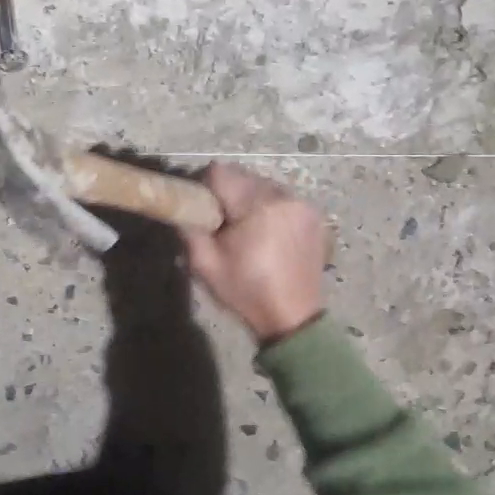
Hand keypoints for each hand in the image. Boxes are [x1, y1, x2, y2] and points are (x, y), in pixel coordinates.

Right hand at [182, 164, 329, 343]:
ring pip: (261, 185)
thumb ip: (187, 225)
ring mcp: (304, 206)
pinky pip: (280, 199)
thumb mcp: (203, 262)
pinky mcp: (315, 217)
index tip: (202, 211)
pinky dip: (268, 209)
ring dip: (248, 200)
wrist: (293, 321)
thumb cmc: (246, 291)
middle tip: (221, 224)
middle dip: (227, 194)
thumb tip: (179, 203)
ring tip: (244, 230)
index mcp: (259, 205)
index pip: (219, 172)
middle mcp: (285, 197)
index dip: (204, 188)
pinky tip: (266, 234)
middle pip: (241, 176)